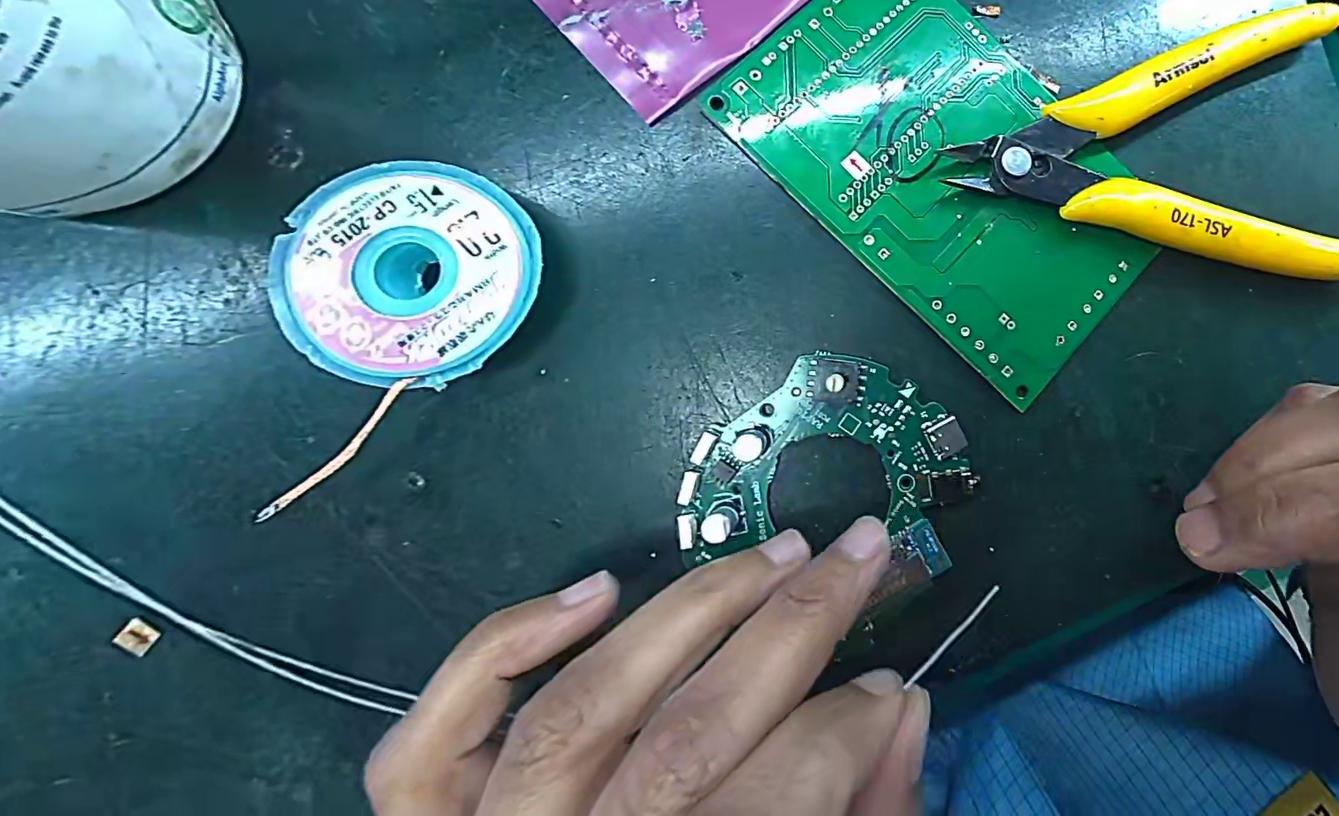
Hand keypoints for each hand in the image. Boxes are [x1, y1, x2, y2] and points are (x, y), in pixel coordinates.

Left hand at [364, 516, 928, 815]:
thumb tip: (902, 707)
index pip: (783, 796)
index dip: (851, 727)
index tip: (891, 681)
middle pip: (694, 732)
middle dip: (800, 621)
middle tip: (858, 548)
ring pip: (586, 703)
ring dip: (698, 604)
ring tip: (778, 550)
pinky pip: (436, 736)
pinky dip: (508, 641)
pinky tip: (598, 590)